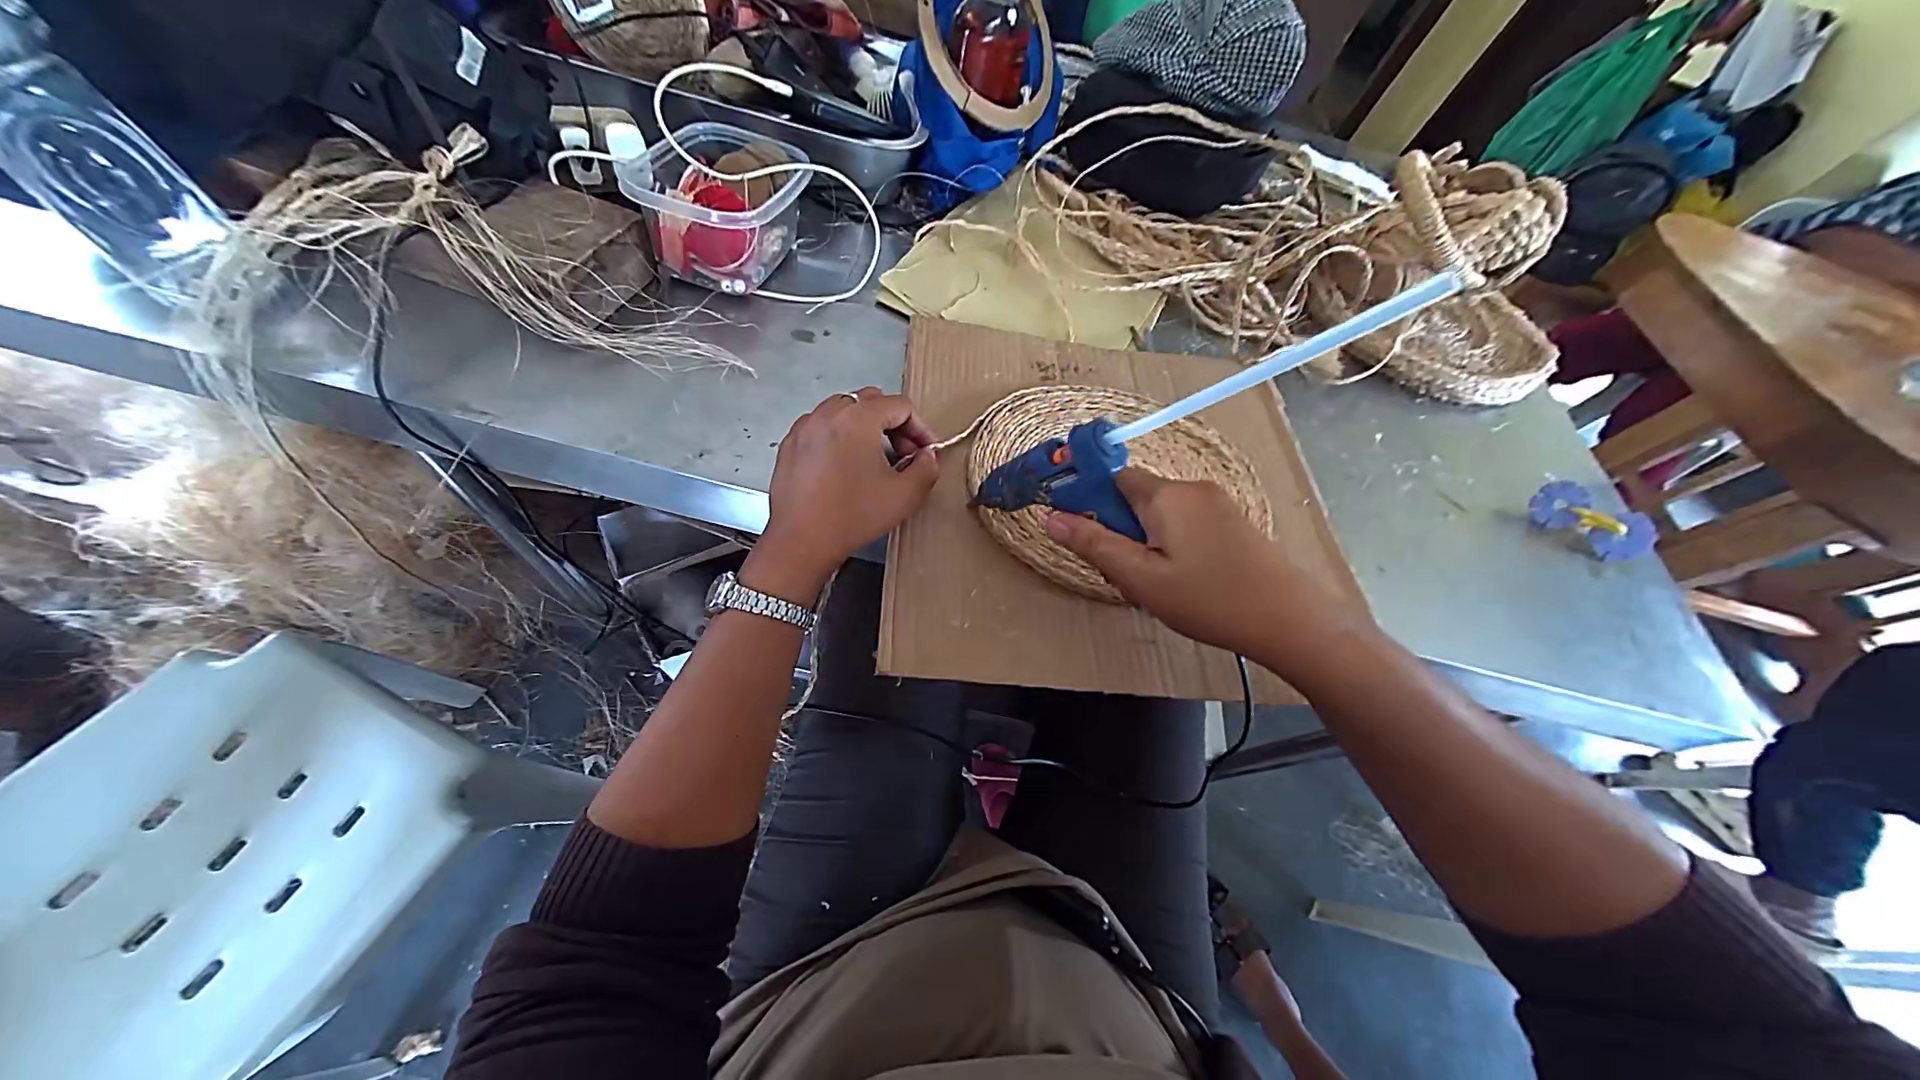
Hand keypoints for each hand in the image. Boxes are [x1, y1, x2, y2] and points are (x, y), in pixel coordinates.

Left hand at [747, 388, 938, 601]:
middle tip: (905, 452)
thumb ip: (926, 467)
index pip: (900, 405)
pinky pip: (821, 427)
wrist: (802, 541)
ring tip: (875, 458)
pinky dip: (838, 436)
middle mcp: (828, 414)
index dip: (920, 427)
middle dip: (893, 423)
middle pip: (870, 401)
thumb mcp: (905, 495)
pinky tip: (845, 466)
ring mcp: (804, 428)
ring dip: (865, 427)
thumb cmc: (851, 517)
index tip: (925, 450)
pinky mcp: (790, 445)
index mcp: (858, 419)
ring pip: (844, 411)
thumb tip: (927, 456)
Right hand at [1043, 469, 1373, 671]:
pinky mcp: (1231, 523)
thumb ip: (1094, 545)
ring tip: (1152, 585)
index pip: (1112, 477)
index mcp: (1167, 496)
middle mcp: (1192, 489)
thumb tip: (1051, 518)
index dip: (1088, 497)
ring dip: (1142, 541)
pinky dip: (1168, 545)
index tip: (1078, 529)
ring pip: (1158, 514)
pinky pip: (1183, 524)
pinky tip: (1179, 581)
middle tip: (1122, 573)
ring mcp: (1216, 504)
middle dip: (1118, 529)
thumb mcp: (1141, 578)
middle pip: (1135, 497)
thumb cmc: (1210, 600)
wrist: (1289, 620)